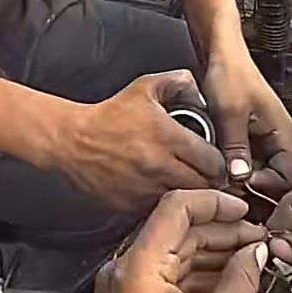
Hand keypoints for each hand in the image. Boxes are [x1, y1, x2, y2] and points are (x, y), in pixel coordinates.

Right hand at [52, 71, 228, 209]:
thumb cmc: (109, 114)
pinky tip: (162, 193)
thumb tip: (200, 92)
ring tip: (186, 186)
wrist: (72, 140)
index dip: (218, 164)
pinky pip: (159, 211)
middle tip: (206, 177)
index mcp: (168, 137)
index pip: (214, 162)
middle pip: (204, 187)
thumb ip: (178, 81)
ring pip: (183, 202)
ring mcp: (145, 189)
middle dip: (210, 183)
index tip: (215, 162)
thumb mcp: (145, 87)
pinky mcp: (130, 206)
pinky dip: (164, 205)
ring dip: (189, 196)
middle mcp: (160, 166)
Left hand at [85, 190, 267, 292]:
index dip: (214, 203)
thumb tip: (255, 252)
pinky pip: (169, 275)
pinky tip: (230, 279)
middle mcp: (124, 273)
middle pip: (177, 230)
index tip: (243, 208)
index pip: (175, 209)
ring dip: (213, 252)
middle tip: (258, 239)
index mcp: (137, 271)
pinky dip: (199, 274)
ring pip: (175, 252)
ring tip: (251, 258)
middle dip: (221, 231)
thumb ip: (239, 284)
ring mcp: (126, 290)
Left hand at [200, 49, 291, 195]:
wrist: (222, 53)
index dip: (265, 188)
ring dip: (240, 176)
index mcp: (283, 133)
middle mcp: (278, 139)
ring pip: (258, 170)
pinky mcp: (249, 135)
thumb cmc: (230, 75)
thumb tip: (240, 179)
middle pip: (273, 178)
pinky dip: (234, 164)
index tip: (238, 185)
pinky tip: (216, 164)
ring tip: (218, 176)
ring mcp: (263, 137)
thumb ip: (236, 146)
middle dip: (251, 185)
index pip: (287, 178)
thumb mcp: (230, 113)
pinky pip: (246, 159)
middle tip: (224, 185)